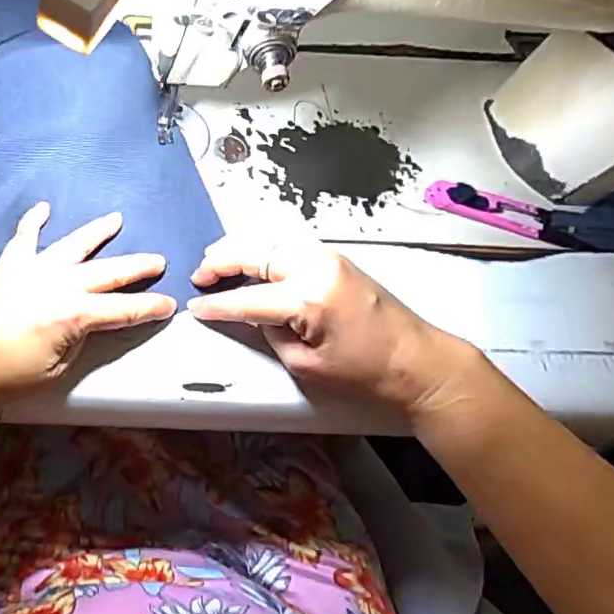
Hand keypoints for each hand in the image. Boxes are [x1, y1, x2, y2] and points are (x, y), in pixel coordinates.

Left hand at [0, 203, 176, 418]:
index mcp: (74, 315)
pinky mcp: (9, 265)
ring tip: (116, 219)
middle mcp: (59, 284)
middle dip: (138, 267)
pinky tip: (43, 208)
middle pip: (109, 271)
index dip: (150, 309)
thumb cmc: (2, 374)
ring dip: (98, 232)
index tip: (169, 306)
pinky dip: (34, 221)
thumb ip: (77, 340)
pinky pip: (25, 237)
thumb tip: (86, 323)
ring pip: (74, 244)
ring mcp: (34, 269)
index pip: (124, 310)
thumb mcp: (54, 368)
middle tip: (158, 261)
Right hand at [186, 233, 494, 420]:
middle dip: (221, 262)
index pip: (247, 298)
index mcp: (307, 299)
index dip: (217, 304)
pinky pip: (287, 244)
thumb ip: (270, 333)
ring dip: (240, 250)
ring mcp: (327, 257)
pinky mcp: (335, 257)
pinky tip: (251, 261)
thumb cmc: (365, 372)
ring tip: (218, 264)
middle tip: (200, 276)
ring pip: (269, 241)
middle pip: (254, 254)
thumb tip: (250, 313)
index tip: (195, 307)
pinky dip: (262, 249)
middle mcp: (315, 267)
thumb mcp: (305, 364)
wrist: (418, 361)